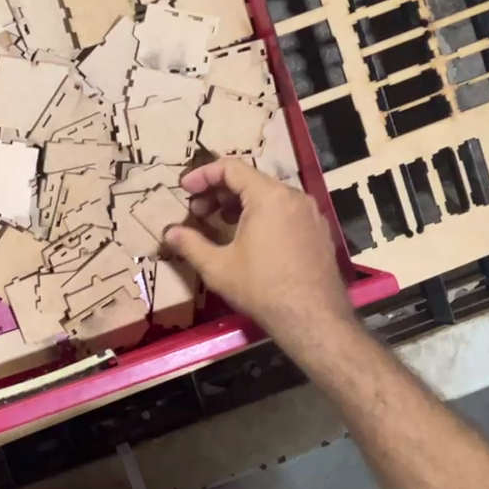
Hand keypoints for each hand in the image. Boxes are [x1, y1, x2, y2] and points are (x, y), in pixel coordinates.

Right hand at [163, 157, 358, 341]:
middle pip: (250, 180)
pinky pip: (285, 211)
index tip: (184, 189)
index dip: (202, 175)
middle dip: (218, 191)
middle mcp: (294, 196)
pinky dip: (262, 214)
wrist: (313, 320)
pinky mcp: (319, 231)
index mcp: (268, 196)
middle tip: (197, 210)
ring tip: (220, 222)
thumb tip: (169, 233)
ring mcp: (310, 214)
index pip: (231, 168)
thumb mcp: (217, 267)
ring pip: (269, 195)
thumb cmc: (262, 288)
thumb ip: (190, 244)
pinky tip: (249, 238)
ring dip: (239, 203)